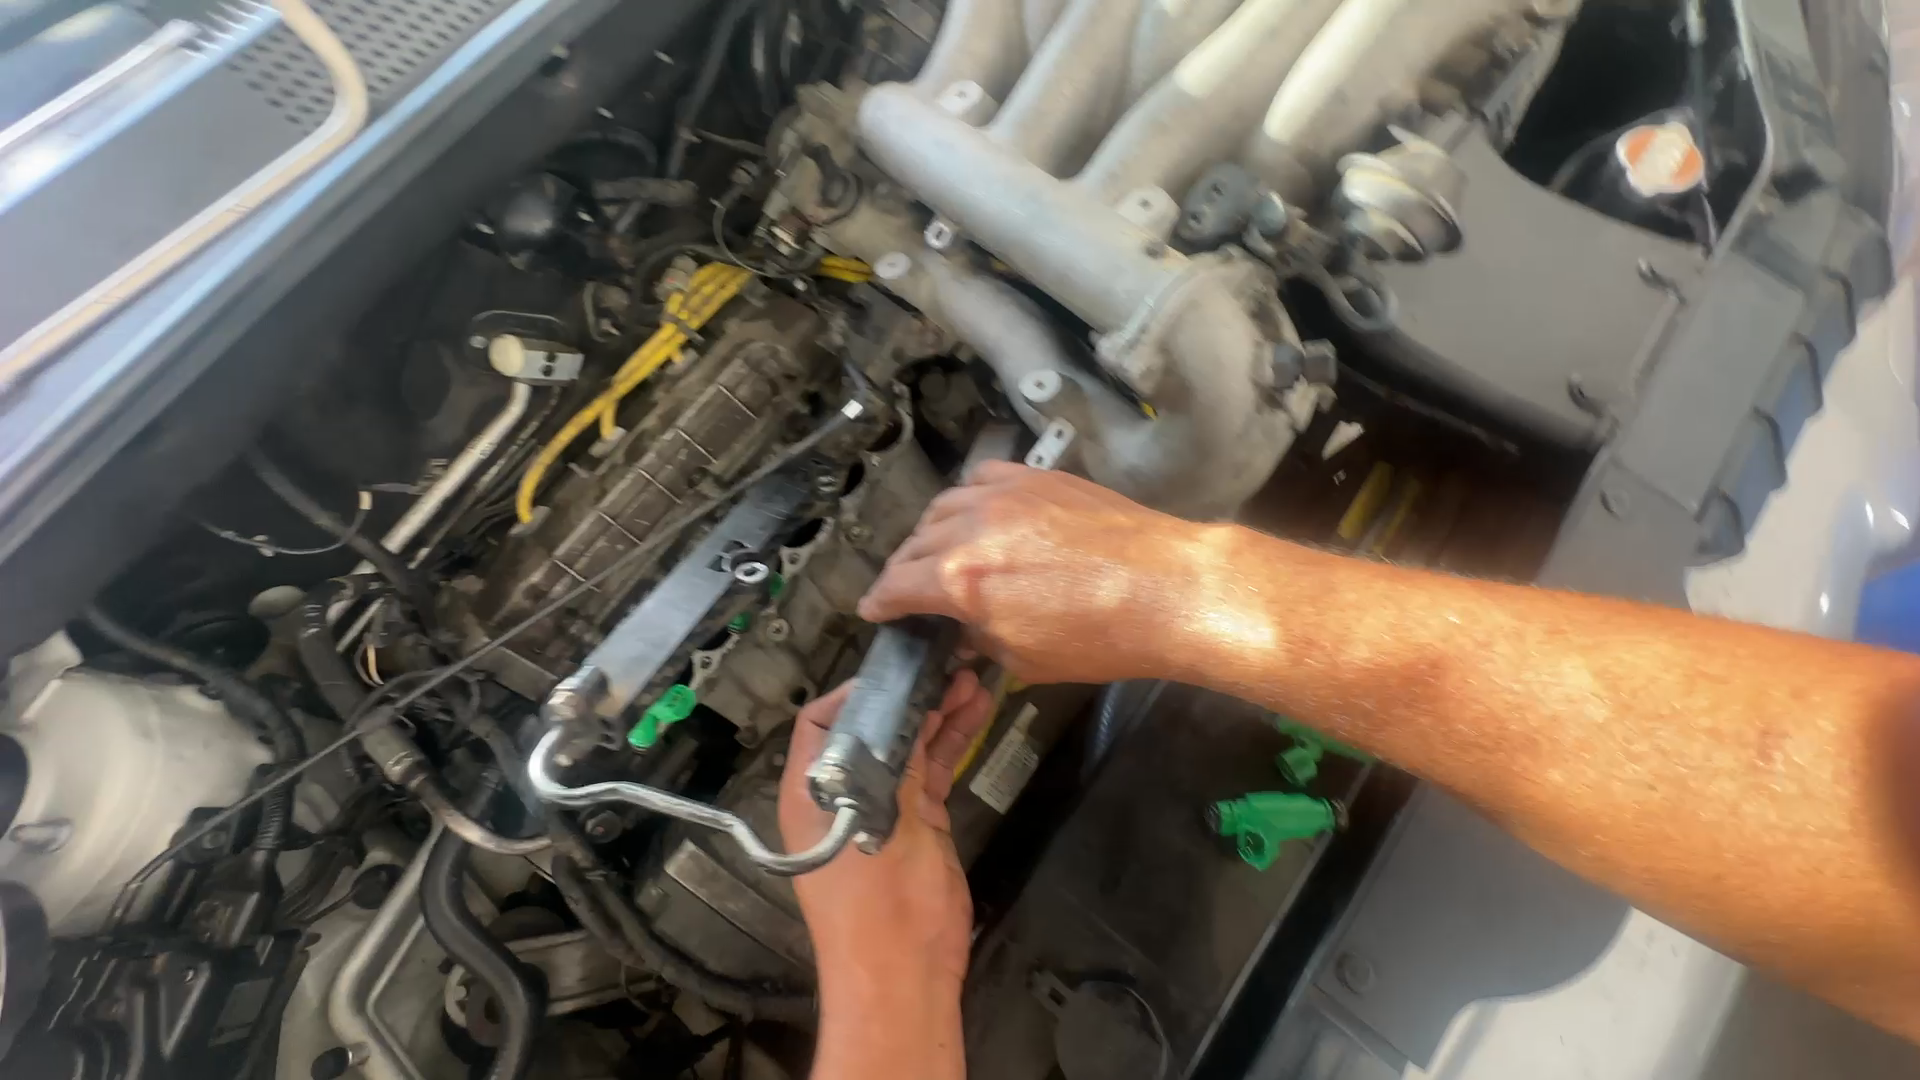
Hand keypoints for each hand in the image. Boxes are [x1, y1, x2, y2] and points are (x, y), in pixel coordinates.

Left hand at [778, 672, 993, 1078]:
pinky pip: (932, 768)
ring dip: (938, 712)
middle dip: (909, 696)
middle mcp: (844, 790)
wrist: (906, 974)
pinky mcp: (918, 818)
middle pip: (874, 726)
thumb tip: (908, 705)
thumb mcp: (883, 819)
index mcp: (813, 788)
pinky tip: (975, 711)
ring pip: (909, 744)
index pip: (823, 719)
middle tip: (945, 664)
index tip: (897, 670)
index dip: (857, 691)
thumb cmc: (878, 901)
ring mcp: (884, 804)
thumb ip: (894, 758)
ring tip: (970, 678)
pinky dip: (951, 740)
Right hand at [857, 461, 1220, 684]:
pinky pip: (982, 480)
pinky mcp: (1036, 477)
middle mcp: (970, 528)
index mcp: (960, 580)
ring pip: (943, 506)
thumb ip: (979, 641)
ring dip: (930, 533)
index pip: (897, 586)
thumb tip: (963, 633)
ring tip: (937, 551)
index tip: (874, 610)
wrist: (1168, 588)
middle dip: (903, 571)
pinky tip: (977, 514)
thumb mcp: (1025, 660)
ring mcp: (1003, 494)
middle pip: (915, 545)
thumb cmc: (1100, 638)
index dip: (880, 602)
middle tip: (905, 589)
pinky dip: (968, 500)